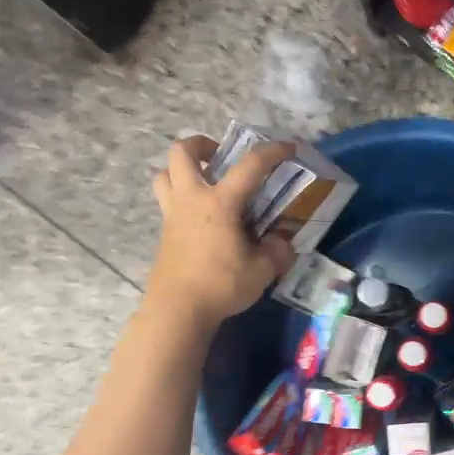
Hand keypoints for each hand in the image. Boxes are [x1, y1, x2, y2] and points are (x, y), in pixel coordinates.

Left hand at [145, 135, 298, 325]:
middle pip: (181, 152)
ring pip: (165, 174)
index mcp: (220, 203)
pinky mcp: (165, 234)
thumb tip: (279, 242)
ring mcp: (173, 215)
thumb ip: (275, 251)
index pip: (250, 166)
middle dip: (201, 144)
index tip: (288, 147)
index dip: (272, 152)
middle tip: (220, 157)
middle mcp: (192, 200)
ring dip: (182, 169)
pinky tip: (202, 219)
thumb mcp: (262, 271)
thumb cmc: (221, 286)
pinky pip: (167, 202)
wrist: (178, 310)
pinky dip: (182, 199)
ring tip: (204, 182)